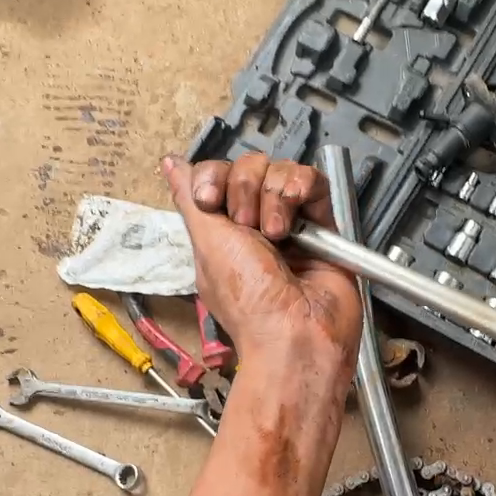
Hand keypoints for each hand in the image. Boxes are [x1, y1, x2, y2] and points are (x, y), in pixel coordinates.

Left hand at [162, 154, 360, 368]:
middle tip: (249, 228)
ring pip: (281, 171)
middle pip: (249, 168)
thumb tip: (171, 163)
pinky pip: (314, 182)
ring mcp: (292, 224)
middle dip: (245, 190)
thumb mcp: (206, 243)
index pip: (217, 175)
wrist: (297, 332)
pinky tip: (297, 212)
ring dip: (274, 196)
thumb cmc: (248, 301)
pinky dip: (302, 187)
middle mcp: (256, 226)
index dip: (213, 178)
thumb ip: (190, 197)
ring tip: (278, 233)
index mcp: (223, 233)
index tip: (211, 202)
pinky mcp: (323, 226)